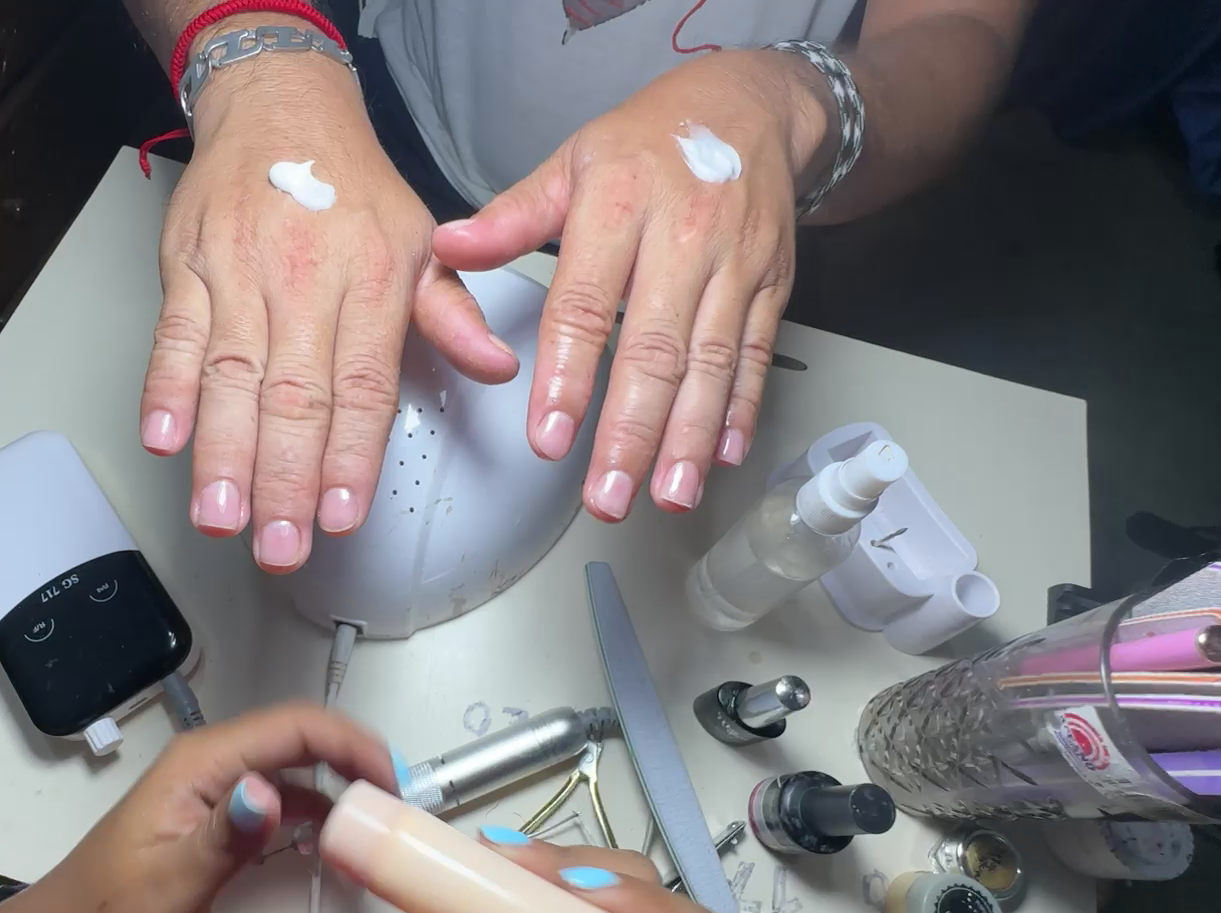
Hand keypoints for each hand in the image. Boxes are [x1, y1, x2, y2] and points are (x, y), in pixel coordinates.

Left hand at [0, 705, 396, 912]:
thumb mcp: (169, 884)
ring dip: (339, 777)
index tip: (389, 777)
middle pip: (299, 734)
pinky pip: (281, 791)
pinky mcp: (221, 809)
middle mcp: (215, 758)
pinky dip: (315, 804)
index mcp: (203, 760)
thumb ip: (225, 835)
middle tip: (395, 795)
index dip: (349, 741)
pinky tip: (334, 833)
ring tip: (377, 811)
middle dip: (353, 753)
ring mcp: (218, 782)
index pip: (293, 726)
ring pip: (294, 760)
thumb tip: (272, 790)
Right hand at [139, 35, 514, 570]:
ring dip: (223, 455)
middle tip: (281, 546)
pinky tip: (164, 440)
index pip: (363, 386)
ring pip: (229, 377)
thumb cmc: (354, 190)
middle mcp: (304, 281)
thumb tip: (499, 367)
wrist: (280, 108)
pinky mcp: (188, 268)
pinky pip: (173, 335)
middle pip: (293, 396)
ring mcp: (239, 274)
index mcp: (372, 282)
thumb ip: (454, 316)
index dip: (350, 456)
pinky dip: (164, 388)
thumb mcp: (424, 244)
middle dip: (284, 480)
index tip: (341, 516)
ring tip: (223, 519)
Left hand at [424, 49, 832, 520]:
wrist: (752, 105)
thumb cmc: (650, 142)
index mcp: (620, 205)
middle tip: (606, 499)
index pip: (584, 304)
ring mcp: (734, 267)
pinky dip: (740, 410)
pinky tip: (721, 458)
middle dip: (631, 433)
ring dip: (687, 438)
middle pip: (654, 350)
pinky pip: (756, 355)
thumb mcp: (573, 161)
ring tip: (668, 497)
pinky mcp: (771, 287)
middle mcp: (684, 239)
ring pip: (711, 364)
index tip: (549, 438)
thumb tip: (449, 247)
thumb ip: (512, 216)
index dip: (567, 376)